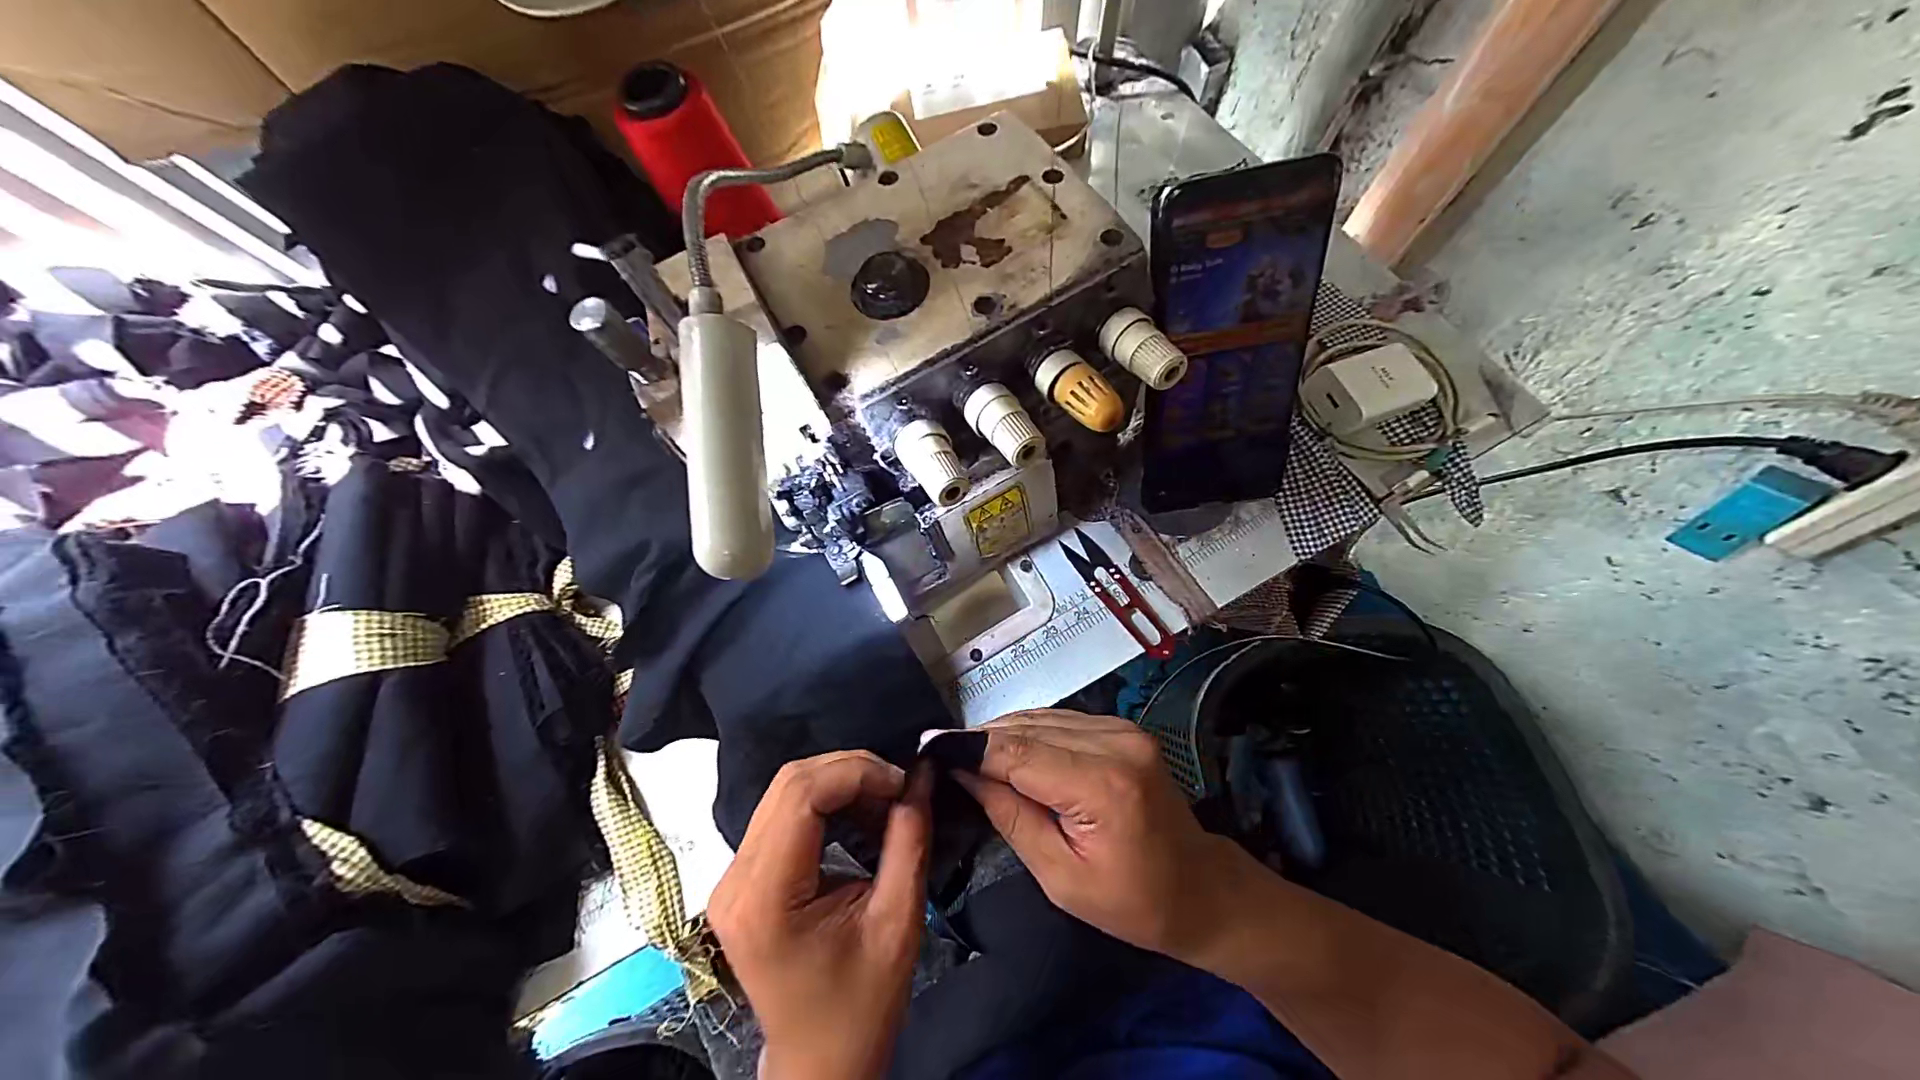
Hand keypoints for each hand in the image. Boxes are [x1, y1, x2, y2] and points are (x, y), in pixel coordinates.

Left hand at [707, 752, 932, 1079]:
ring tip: (884, 803)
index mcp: (764, 896)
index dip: (856, 772)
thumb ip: (909, 840)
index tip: (902, 783)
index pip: (801, 795)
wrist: (820, 1061)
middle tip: (898, 789)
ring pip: (786, 792)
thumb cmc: (860, 1006)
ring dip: (840, 784)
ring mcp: (732, 877)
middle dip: (851, 771)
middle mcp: (734, 879)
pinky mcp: (743, 878)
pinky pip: (784, 814)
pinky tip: (859, 819)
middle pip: (789, 784)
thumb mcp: (898, 922)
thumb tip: (921, 776)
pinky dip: (827, 803)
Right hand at [953, 710, 1256, 965]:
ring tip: (967, 751)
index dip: (970, 748)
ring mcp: (1122, 729)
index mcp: (1102, 784)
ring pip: (1042, 717)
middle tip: (941, 750)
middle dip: (981, 738)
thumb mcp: (1060, 876)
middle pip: (1028, 728)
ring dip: (1003, 732)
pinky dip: (1029, 731)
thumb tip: (965, 773)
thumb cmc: (1133, 901)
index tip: (929, 747)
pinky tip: (1007, 748)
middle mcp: (1115, 742)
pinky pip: (1061, 720)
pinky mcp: (1122, 727)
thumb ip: (1010, 816)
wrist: (1202, 889)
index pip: (1018, 753)